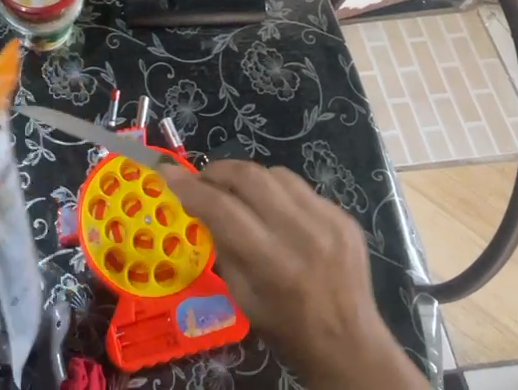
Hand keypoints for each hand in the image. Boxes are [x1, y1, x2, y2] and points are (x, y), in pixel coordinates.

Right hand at [158, 160, 426, 389]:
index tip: (167, 176)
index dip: (190, 188)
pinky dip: (280, 194)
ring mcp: (329, 221)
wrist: (350, 346)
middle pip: (250, 177)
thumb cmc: (287, 330)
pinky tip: (277, 213)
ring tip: (239, 193)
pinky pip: (302, 189)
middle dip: (218, 171)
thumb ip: (223, 246)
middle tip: (203, 180)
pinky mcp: (344, 216)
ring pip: (276, 174)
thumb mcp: (243, 298)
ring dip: (249, 179)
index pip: (222, 208)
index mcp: (274, 263)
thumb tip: (200, 205)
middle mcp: (303, 234)